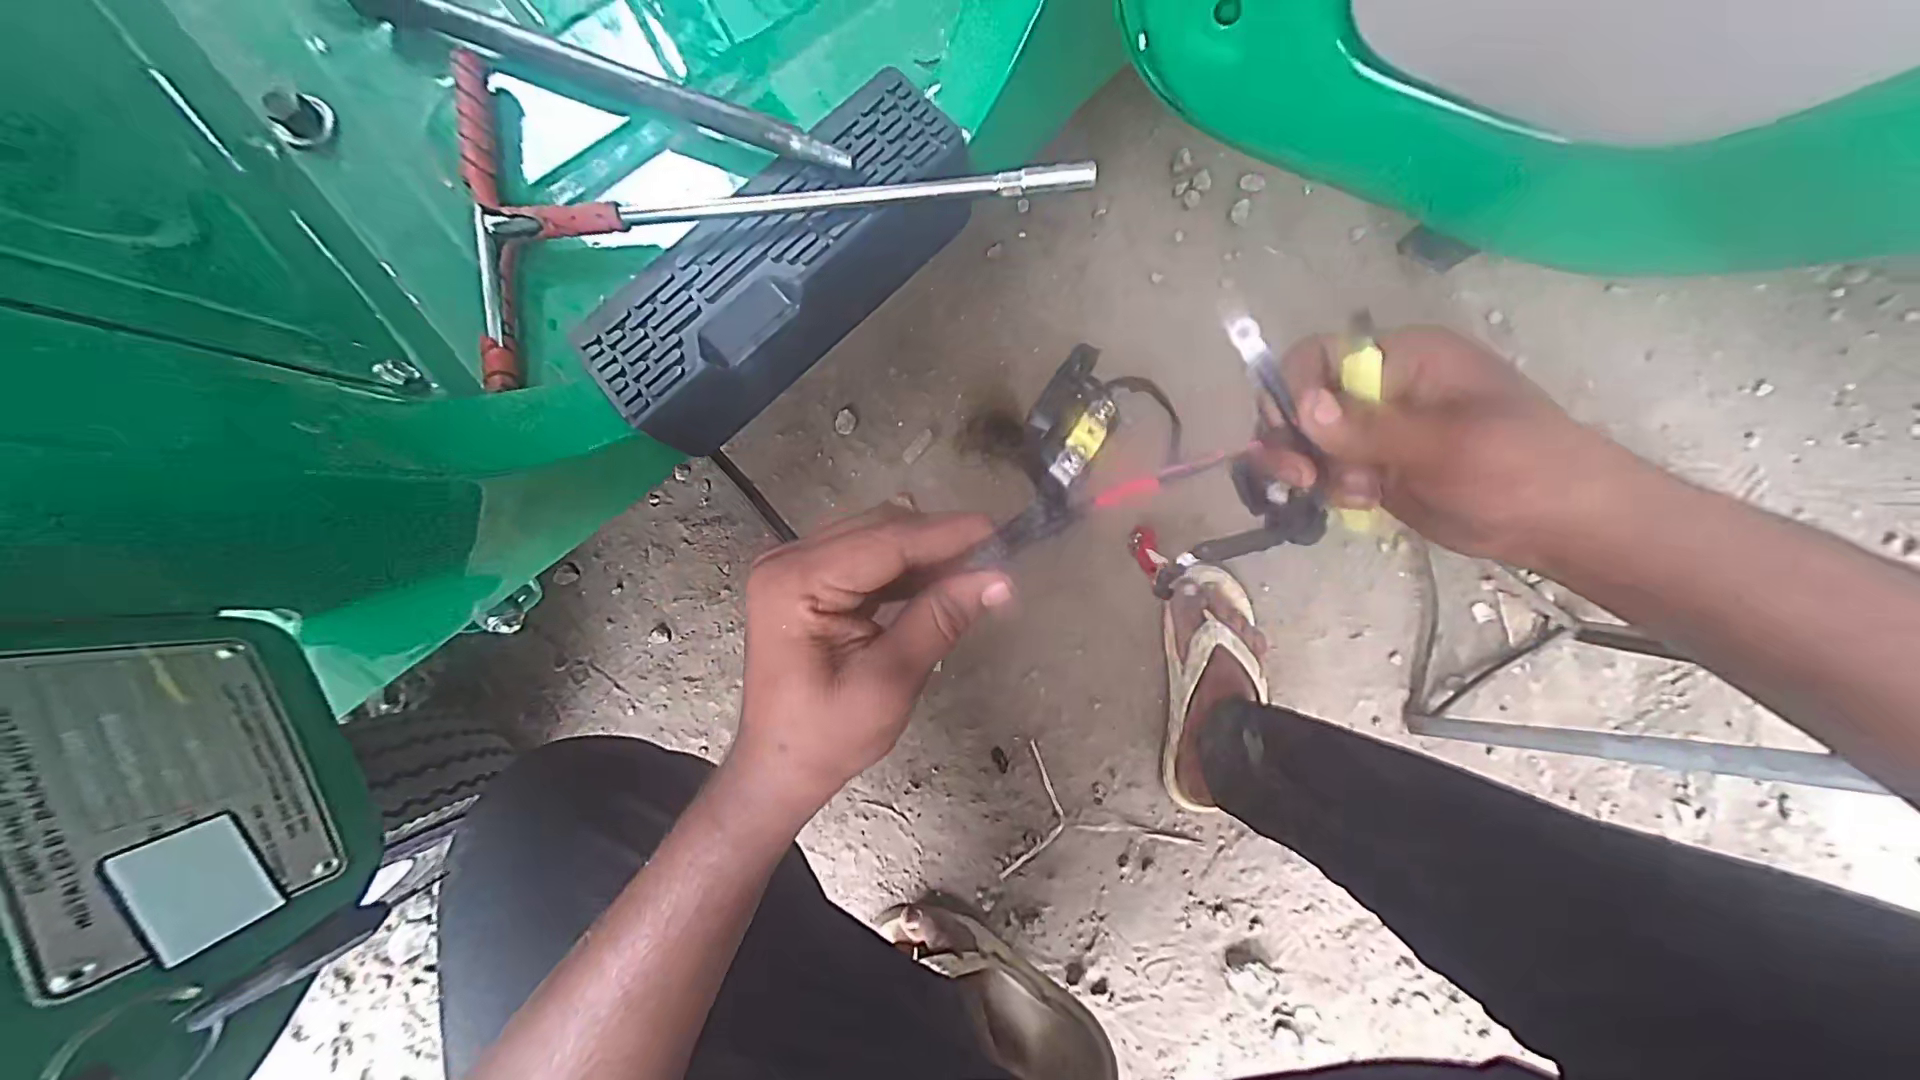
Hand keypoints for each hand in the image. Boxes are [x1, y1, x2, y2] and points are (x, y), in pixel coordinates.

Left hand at [731, 505, 1013, 812]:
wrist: (780, 766)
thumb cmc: (827, 736)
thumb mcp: (890, 680)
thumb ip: (940, 619)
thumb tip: (998, 579)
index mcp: (796, 581)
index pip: (885, 541)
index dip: (947, 534)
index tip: (1001, 532)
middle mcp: (789, 560)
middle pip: (880, 529)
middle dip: (939, 541)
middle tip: (995, 558)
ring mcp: (795, 566)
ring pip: (876, 537)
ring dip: (926, 553)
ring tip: (975, 571)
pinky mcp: (806, 579)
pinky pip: (866, 557)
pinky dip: (906, 568)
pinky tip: (939, 581)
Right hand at [1253, 325, 1642, 566]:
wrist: (1559, 524)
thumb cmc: (1520, 467)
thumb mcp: (1445, 445)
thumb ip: (1368, 427)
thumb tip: (1302, 407)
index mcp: (1403, 357)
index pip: (1318, 356)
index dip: (1294, 390)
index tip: (1295, 434)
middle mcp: (1378, 387)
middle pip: (1299, 400)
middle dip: (1291, 439)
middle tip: (1301, 477)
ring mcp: (1371, 429)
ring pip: (1303, 440)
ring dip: (1308, 468)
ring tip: (1345, 494)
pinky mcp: (1368, 465)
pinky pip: (1321, 468)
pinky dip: (1325, 487)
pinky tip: (1358, 502)